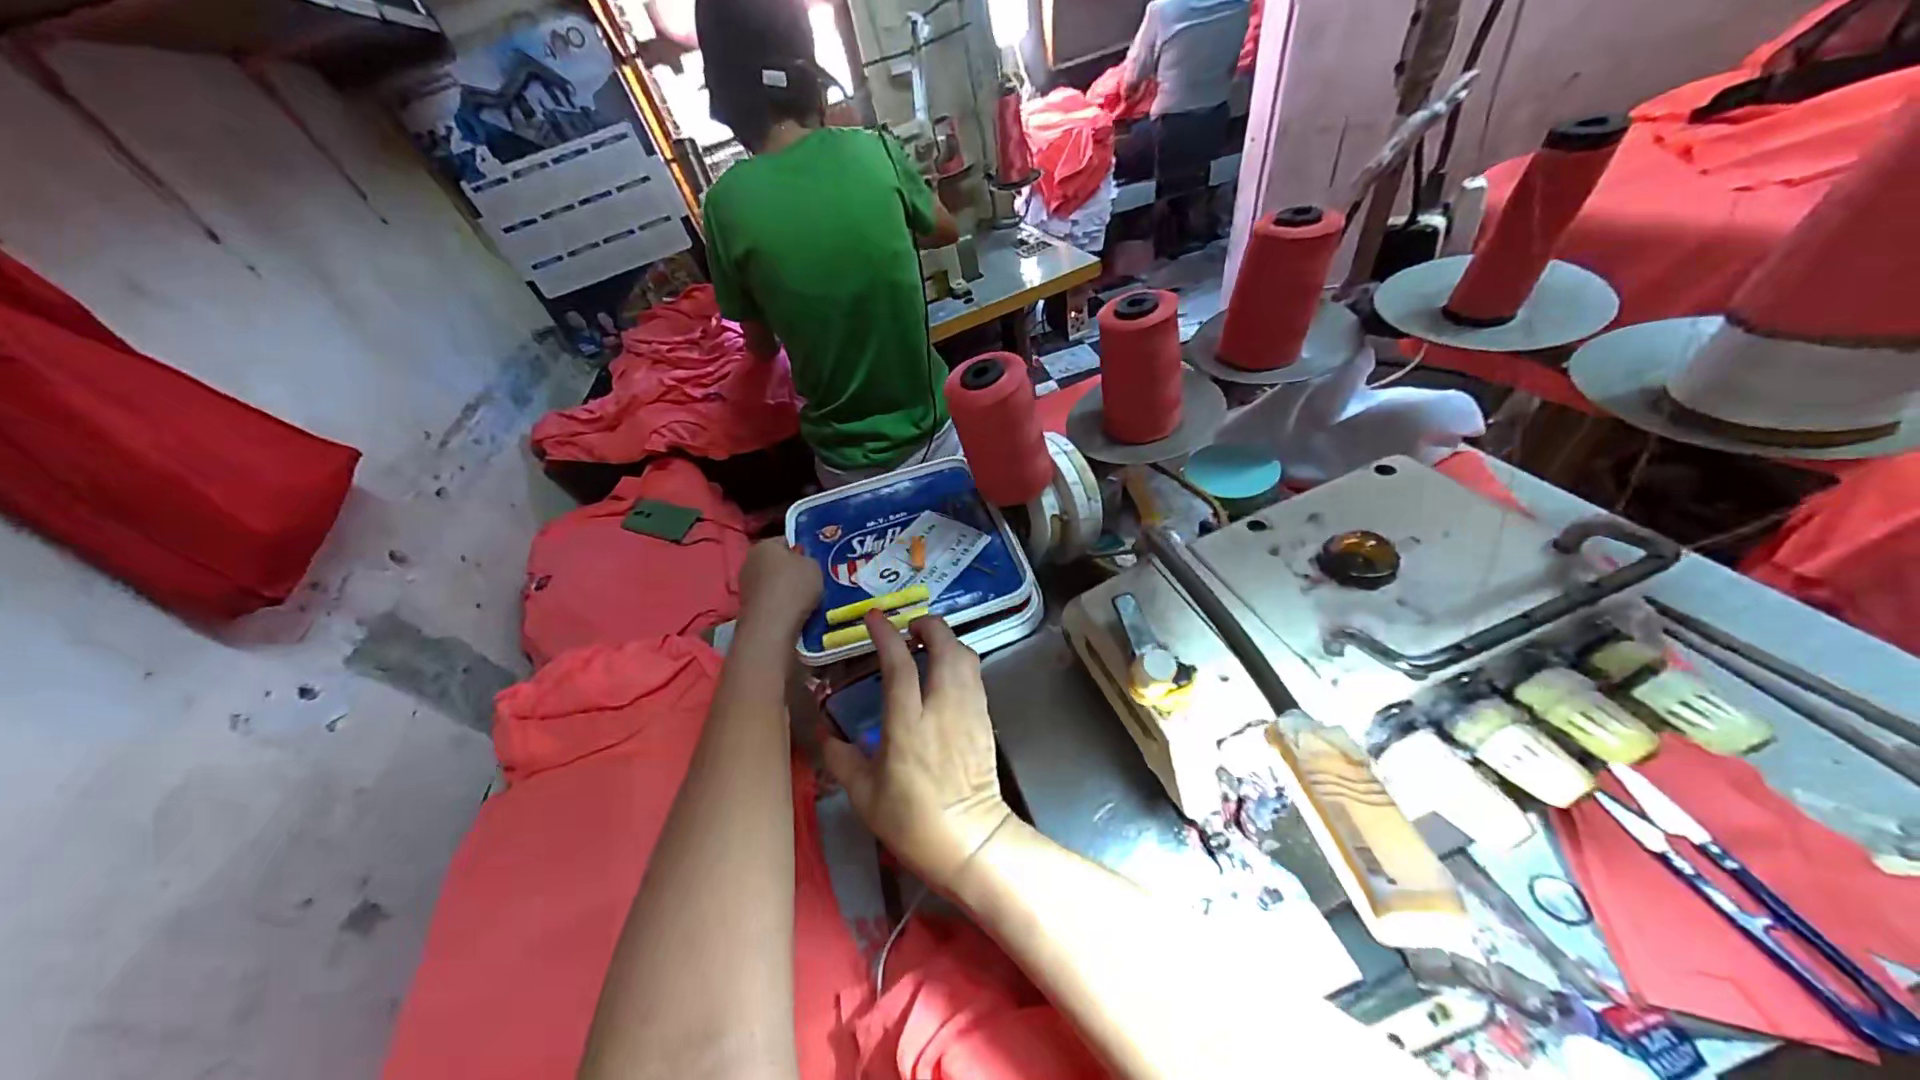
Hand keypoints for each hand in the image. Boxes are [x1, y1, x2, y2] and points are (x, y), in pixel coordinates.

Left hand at [737, 540, 820, 632]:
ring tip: (804, 599)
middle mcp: (749, 560)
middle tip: (811, 581)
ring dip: (784, 588)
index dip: (802, 550)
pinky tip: (791, 611)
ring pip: (771, 581)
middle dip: (791, 569)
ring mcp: (745, 584)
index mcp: (764, 545)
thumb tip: (801, 562)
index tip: (813, 563)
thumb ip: (808, 559)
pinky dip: (778, 603)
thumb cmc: (795, 588)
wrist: (771, 626)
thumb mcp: (814, 566)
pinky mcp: (745, 605)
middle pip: (776, 562)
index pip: (786, 541)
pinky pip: (768, 598)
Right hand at [823, 612, 1012, 892]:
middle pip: (945, 646)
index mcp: (908, 724)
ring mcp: (969, 711)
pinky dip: (960, 662)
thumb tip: (826, 735)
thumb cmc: (912, 821)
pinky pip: (975, 676)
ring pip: (966, 657)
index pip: (900, 664)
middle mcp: (942, 708)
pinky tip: (946, 674)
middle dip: (929, 626)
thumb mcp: (864, 795)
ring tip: (928, 645)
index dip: (886, 634)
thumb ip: (842, 758)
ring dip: (948, 641)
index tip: (875, 617)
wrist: (969, 840)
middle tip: (910, 628)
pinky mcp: (985, 720)